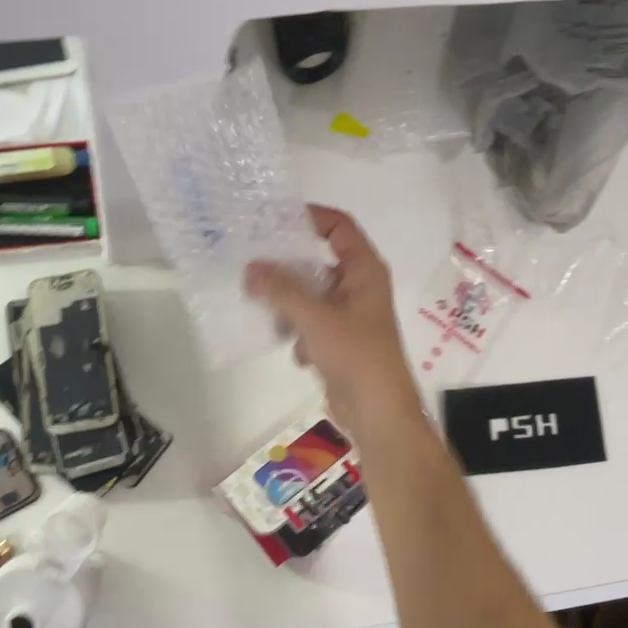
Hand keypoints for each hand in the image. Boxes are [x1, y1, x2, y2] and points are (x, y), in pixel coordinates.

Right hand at [246, 206, 422, 437]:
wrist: (377, 411)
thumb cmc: (356, 355)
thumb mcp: (315, 318)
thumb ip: (282, 291)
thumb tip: (251, 268)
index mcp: (364, 271)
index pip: (339, 226)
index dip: (311, 216)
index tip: (274, 219)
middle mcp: (359, 288)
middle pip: (319, 262)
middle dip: (288, 266)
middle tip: (252, 262)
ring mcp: (349, 316)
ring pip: (311, 297)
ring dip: (289, 305)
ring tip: (262, 308)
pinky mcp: (339, 343)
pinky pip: (311, 326)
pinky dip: (300, 335)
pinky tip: (296, 351)